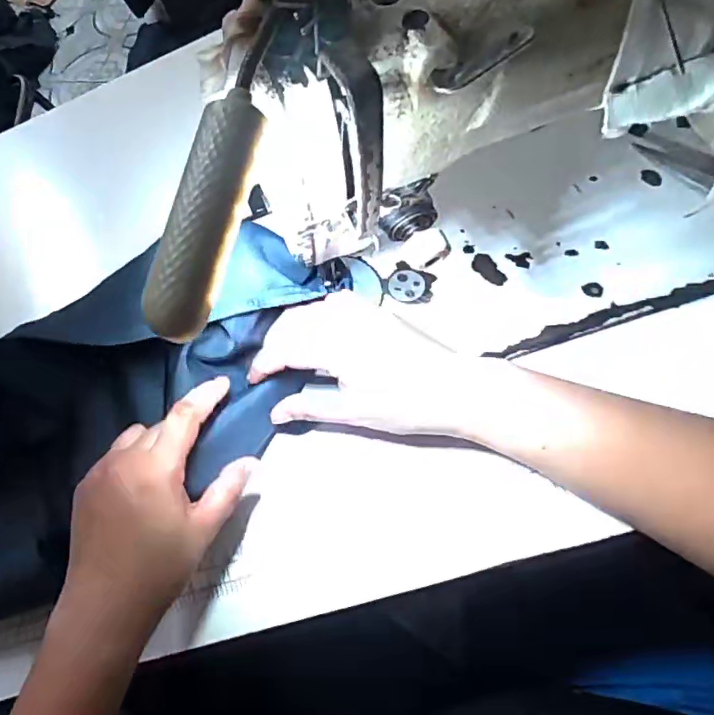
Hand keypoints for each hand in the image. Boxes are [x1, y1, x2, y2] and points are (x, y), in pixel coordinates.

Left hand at [64, 377, 259, 624]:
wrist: (105, 600)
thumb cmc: (160, 568)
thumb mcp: (202, 531)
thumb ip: (226, 490)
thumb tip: (248, 461)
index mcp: (155, 466)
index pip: (183, 416)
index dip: (204, 396)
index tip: (221, 384)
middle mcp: (122, 458)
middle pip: (157, 427)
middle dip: (180, 428)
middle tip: (200, 446)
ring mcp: (98, 471)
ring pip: (131, 439)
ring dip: (152, 442)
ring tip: (168, 470)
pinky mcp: (84, 486)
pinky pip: (112, 458)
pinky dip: (130, 460)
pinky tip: (140, 489)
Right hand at [249, 291, 510, 438]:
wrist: (459, 389)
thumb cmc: (409, 404)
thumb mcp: (356, 412)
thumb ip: (310, 407)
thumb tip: (276, 412)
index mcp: (335, 346)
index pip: (283, 349)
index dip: (263, 364)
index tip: (254, 379)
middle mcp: (343, 321)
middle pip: (290, 325)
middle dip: (271, 345)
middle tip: (266, 368)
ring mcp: (360, 312)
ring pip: (308, 310)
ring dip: (288, 328)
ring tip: (284, 350)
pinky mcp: (373, 311)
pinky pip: (332, 302)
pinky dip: (314, 312)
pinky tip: (316, 326)